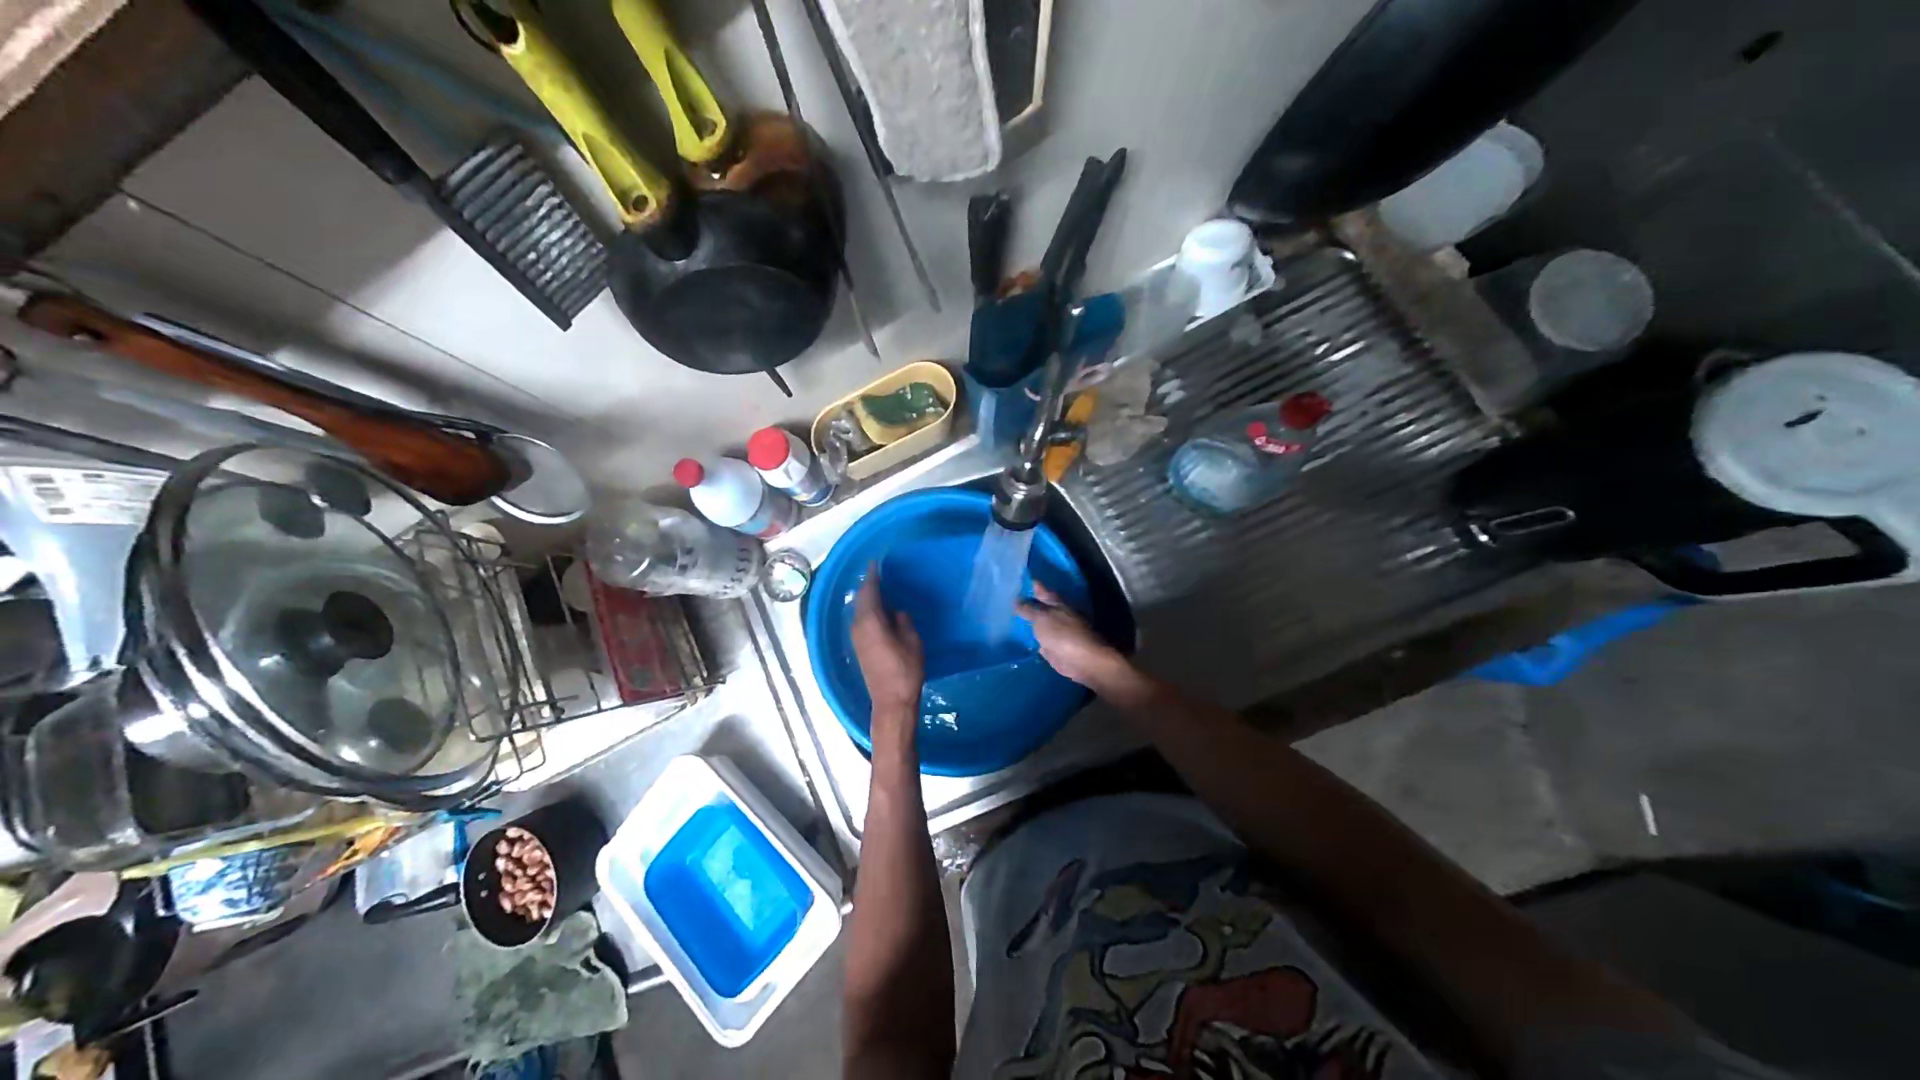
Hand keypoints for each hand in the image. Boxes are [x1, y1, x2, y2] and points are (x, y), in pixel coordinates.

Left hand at [851, 569, 923, 716]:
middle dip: (869, 585)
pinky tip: (880, 609)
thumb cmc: (906, 670)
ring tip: (881, 587)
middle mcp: (858, 626)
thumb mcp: (912, 641)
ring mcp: (856, 637)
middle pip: (862, 599)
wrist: (891, 701)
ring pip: (860, 609)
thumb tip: (897, 612)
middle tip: (880, 572)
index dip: (873, 575)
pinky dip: (869, 610)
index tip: (876, 562)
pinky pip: (862, 619)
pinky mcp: (859, 646)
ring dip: (868, 598)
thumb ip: (903, 621)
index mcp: (870, 621)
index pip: (869, 591)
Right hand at [1017, 582, 1130, 691]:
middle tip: (1007, 598)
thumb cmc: (1062, 634)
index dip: (1030, 584)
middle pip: (1039, 606)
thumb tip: (1016, 600)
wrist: (1081, 661)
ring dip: (1028, 621)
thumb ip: (1028, 609)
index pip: (1041, 589)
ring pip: (1039, 623)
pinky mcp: (1054, 648)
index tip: (1016, 578)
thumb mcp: (1041, 617)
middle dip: (1027, 603)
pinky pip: (1039, 640)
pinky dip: (1031, 638)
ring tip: (1009, 616)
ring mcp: (1056, 632)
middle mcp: (1057, 615)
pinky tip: (1019, 637)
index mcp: (1057, 603)